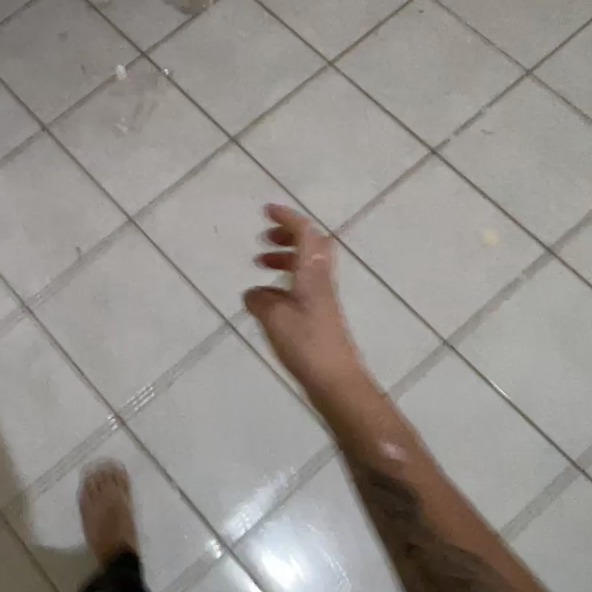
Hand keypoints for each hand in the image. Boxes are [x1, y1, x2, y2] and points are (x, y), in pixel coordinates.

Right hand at [244, 204, 361, 388]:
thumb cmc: (306, 344)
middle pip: (312, 245)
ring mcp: (322, 299)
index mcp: (312, 274)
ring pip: (307, 265)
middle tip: (264, 238)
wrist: (336, 380)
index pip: (305, 234)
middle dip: (289, 235)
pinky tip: (267, 297)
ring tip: (260, 264)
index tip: (267, 211)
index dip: (287, 219)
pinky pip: (303, 285)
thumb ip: (260, 300)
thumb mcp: (274, 319)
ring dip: (285, 257)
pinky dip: (285, 280)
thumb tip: (254, 292)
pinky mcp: (320, 316)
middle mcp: (321, 281)